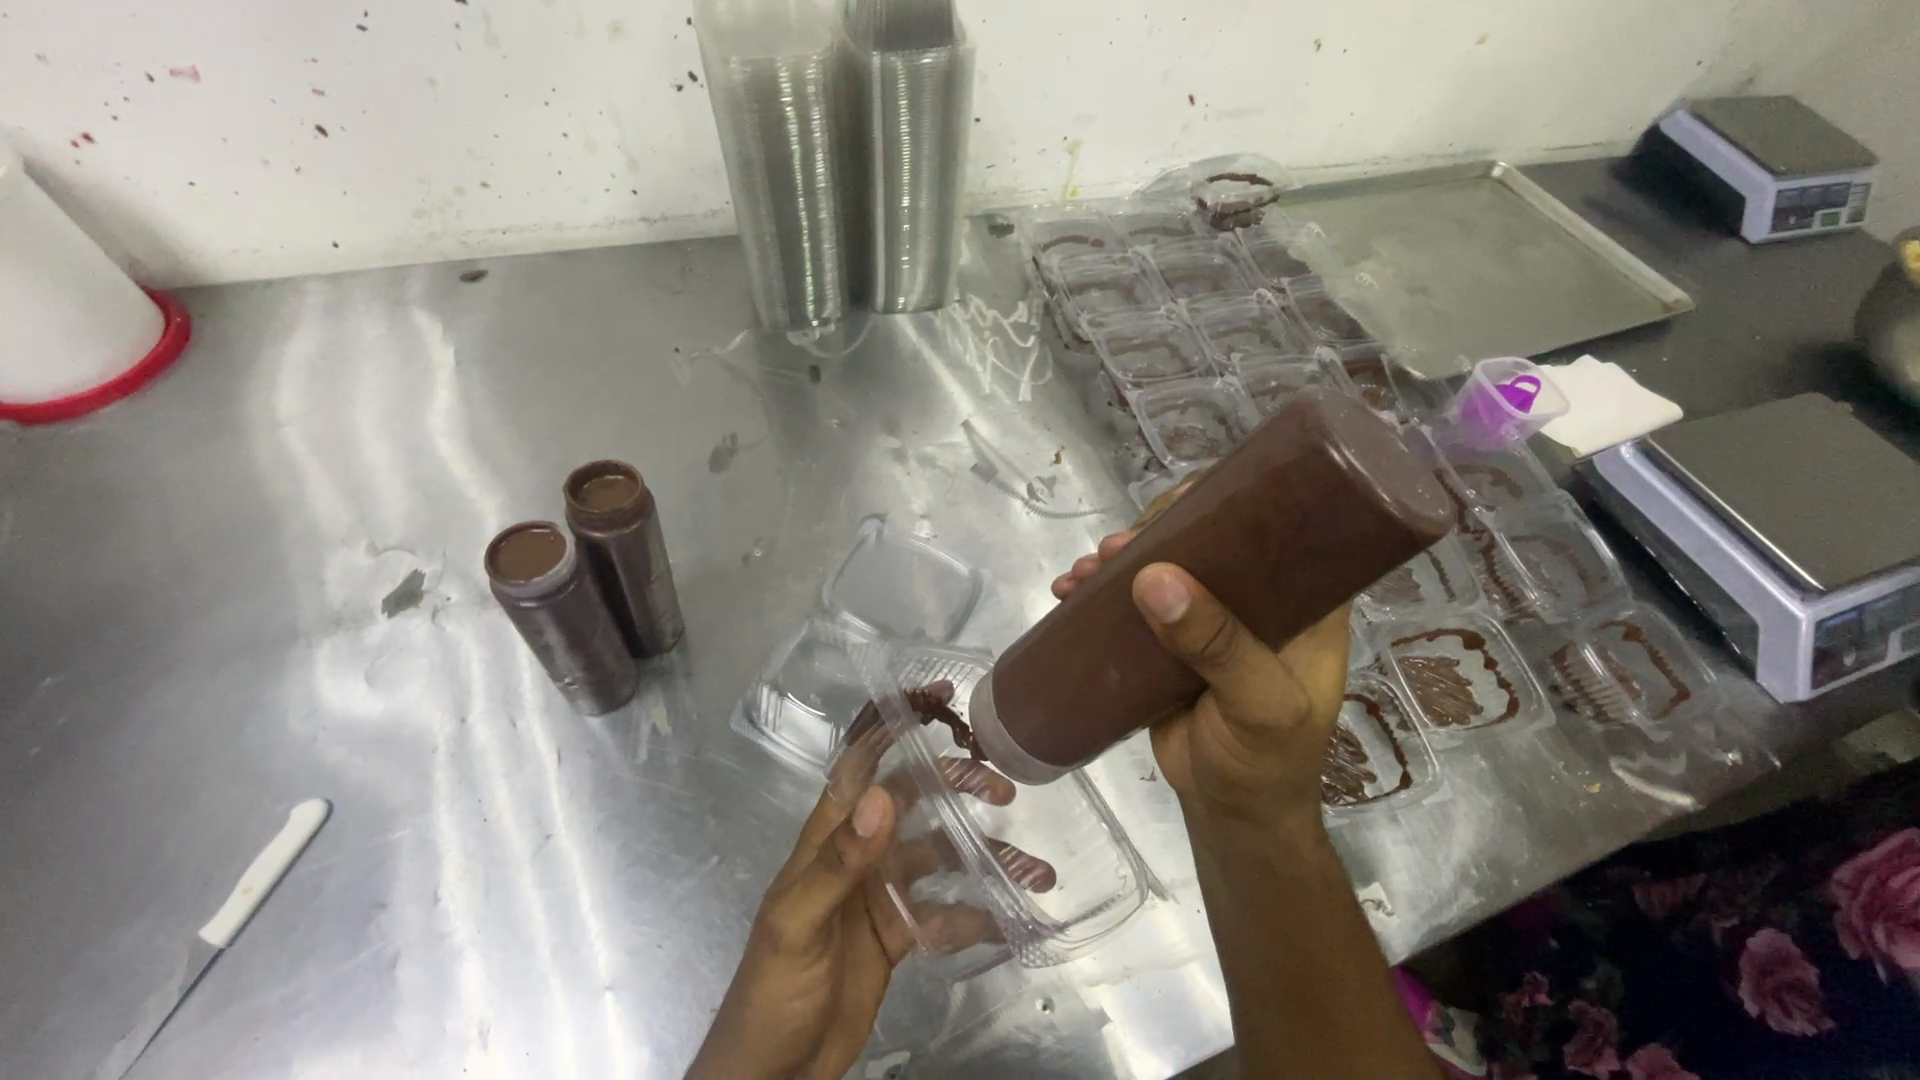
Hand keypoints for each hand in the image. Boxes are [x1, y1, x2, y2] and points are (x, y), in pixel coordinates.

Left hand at [690, 691, 1052, 1079]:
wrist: (775, 1068)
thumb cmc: (774, 987)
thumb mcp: (800, 922)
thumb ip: (839, 861)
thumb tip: (883, 795)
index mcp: (827, 837)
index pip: (859, 764)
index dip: (893, 726)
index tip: (937, 698)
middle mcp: (859, 854)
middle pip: (913, 802)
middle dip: (955, 786)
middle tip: (1001, 786)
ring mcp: (882, 895)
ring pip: (941, 858)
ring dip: (985, 858)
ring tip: (1034, 868)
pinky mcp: (900, 934)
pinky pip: (947, 914)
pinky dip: (981, 915)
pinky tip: (1016, 920)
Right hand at [1055, 483, 1349, 832]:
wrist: (1231, 816)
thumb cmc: (1268, 762)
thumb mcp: (1260, 705)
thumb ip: (1219, 646)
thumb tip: (1155, 577)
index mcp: (1305, 600)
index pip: (1275, 526)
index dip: (1225, 502)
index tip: (1172, 506)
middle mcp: (1258, 598)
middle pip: (1205, 539)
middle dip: (1152, 534)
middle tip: (1113, 550)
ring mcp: (1211, 619)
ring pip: (1164, 567)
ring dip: (1118, 562)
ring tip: (1079, 575)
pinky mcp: (1171, 642)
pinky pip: (1135, 605)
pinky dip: (1099, 595)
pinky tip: (1067, 592)